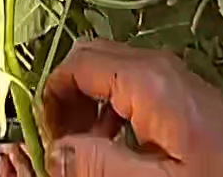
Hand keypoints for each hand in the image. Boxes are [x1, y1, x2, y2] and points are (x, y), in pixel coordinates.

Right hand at [40, 41, 222, 176]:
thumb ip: (103, 167)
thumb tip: (55, 152)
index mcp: (145, 79)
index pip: (76, 64)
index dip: (50, 98)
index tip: (43, 140)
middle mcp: (153, 64)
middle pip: (89, 57)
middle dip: (65, 96)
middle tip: (59, 145)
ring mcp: (168, 74)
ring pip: (107, 69)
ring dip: (86, 104)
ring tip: (83, 154)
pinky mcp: (179, 91)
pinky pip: (129, 84)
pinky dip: (109, 109)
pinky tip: (116, 150)